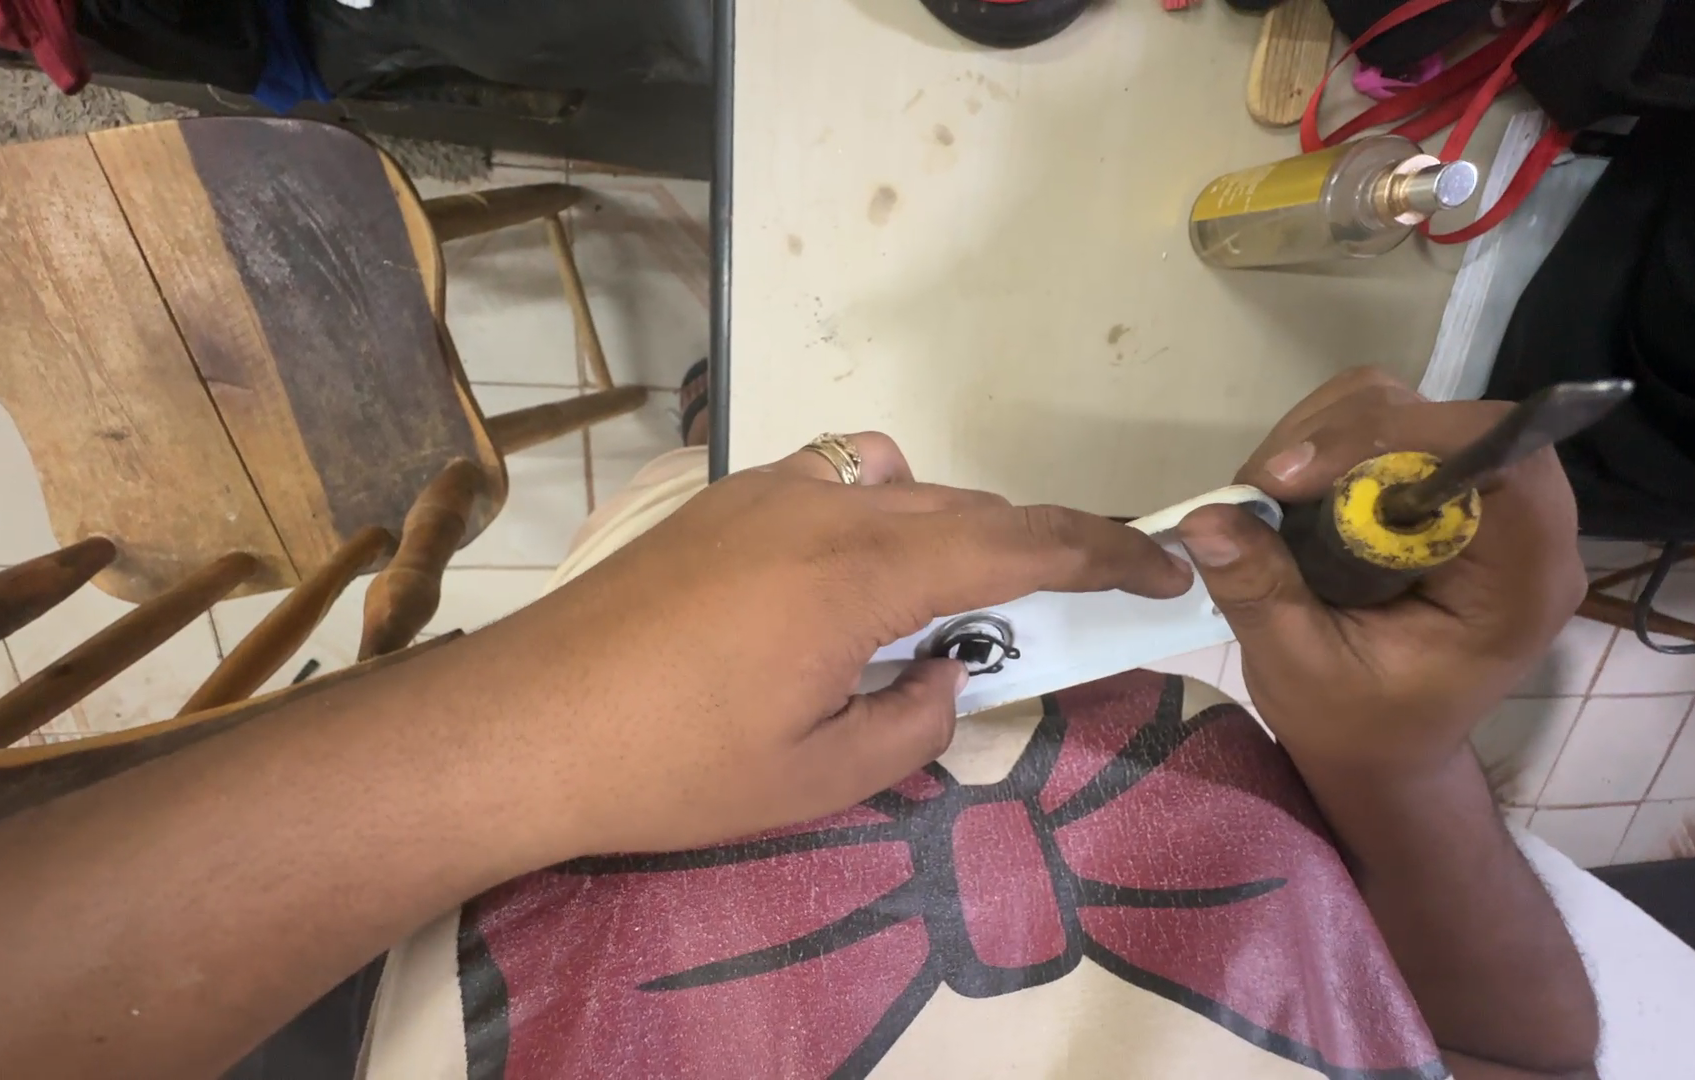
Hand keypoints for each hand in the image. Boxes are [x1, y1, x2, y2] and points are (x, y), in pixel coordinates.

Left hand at [495, 433, 1190, 857]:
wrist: (528, 722)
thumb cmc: (675, 766)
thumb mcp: (820, 776)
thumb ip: (913, 720)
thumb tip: (946, 675)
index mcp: (863, 576)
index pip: (1019, 545)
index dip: (1106, 551)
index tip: (1167, 564)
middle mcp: (828, 508)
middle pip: (971, 507)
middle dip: (1040, 544)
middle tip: (1074, 592)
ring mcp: (771, 491)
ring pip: (907, 487)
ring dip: (959, 528)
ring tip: (964, 593)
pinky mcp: (729, 500)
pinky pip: (838, 477)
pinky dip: (884, 506)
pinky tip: (861, 558)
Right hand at [1174, 369, 1585, 775]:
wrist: (1374, 743)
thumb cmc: (1351, 723)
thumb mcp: (1296, 668)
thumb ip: (1260, 593)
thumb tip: (1205, 517)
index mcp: (1511, 583)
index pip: (1498, 462)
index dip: (1399, 442)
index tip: (1292, 479)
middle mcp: (1507, 527)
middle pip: (1444, 420)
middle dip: (1340, 440)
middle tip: (1263, 490)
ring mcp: (1462, 502)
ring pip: (1402, 408)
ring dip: (1319, 438)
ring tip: (1268, 497)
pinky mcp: (1420, 492)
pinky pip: (1373, 426)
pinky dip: (1315, 442)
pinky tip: (1285, 493)